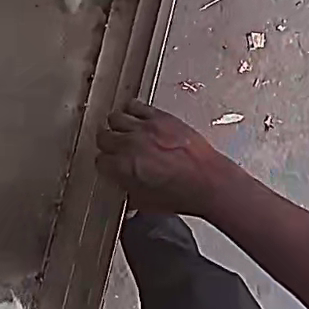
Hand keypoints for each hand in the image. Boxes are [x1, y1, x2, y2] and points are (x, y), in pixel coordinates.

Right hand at [95, 100, 246, 216]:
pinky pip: (135, 105)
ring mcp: (145, 128)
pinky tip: (136, 117)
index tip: (110, 165)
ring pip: (115, 117)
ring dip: (117, 125)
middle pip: (103, 136)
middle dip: (107, 144)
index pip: (100, 160)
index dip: (105, 164)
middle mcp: (130, 144)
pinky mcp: (160, 117)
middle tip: (114, 147)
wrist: (208, 180)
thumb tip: (124, 186)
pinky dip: (132, 110)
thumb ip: (128, 191)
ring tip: (123, 131)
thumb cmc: (183, 194)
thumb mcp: (146, 203)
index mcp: (124, 167)